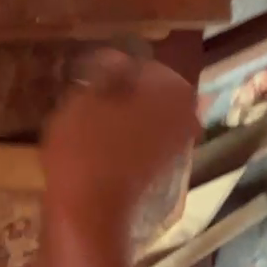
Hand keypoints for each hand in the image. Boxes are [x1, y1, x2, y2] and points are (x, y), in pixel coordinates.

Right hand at [40, 48, 197, 243]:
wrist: (89, 210)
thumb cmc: (83, 149)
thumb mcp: (81, 101)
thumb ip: (101, 72)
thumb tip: (111, 56)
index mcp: (171, 86)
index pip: (140, 63)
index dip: (107, 68)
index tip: (81, 77)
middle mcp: (186, 110)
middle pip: (148, 91)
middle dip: (120, 93)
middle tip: (84, 100)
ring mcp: (177, 141)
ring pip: (146, 117)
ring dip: (121, 117)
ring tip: (88, 123)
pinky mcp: (161, 167)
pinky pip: (141, 141)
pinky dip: (123, 140)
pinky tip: (97, 147)